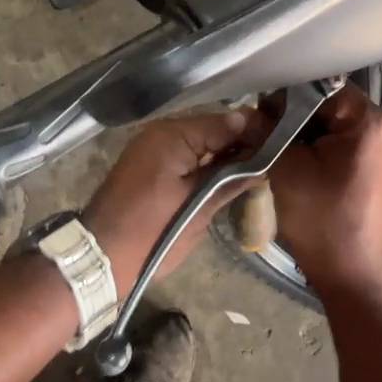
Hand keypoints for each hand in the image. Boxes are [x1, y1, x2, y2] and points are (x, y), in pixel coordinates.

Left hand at [83, 108, 268, 294]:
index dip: (254, 130)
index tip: (282, 139)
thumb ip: (231, 178)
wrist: (99, 259)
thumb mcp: (199, 208)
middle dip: (241, 142)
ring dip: (223, 153)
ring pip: (199, 142)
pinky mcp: (147, 164)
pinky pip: (184, 153)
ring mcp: (151, 147)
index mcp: (173, 136)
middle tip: (272, 159)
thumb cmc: (153, 232)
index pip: (225, 122)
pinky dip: (204, 162)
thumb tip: (262, 159)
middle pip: (212, 128)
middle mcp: (161, 132)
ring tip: (254, 169)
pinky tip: (224, 177)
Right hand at [268, 85, 381, 301]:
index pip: (320, 87)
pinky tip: (295, 166)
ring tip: (275, 151)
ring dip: (302, 135)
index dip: (286, 98)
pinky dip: (317, 150)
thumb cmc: (326, 224)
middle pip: (327, 105)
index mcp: (369, 120)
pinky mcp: (375, 167)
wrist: (358, 281)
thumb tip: (247, 112)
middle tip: (263, 134)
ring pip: (331, 125)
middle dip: (293, 118)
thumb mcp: (287, 172)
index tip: (259, 116)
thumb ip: (267, 133)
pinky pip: (341, 144)